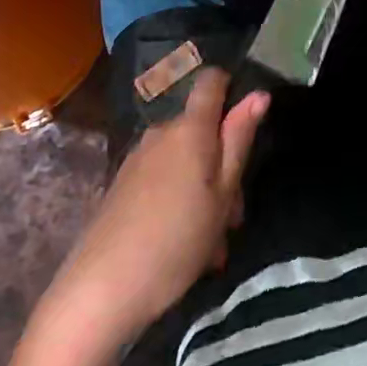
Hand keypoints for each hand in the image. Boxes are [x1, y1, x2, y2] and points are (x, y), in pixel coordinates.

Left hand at [41, 69, 267, 348]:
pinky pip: (164, 178)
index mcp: (188, 129)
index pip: (210, 81)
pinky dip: (180, 201)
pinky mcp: (124, 181)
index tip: (248, 124)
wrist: (106, 284)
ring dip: (204, 192)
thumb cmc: (179, 239)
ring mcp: (138, 156)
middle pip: (202, 131)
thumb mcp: (222, 193)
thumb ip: (239, 139)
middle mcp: (160, 132)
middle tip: (233, 217)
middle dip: (224, 165)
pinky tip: (185, 246)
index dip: (232, 89)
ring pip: (185, 161)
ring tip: (210, 244)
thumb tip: (259, 93)